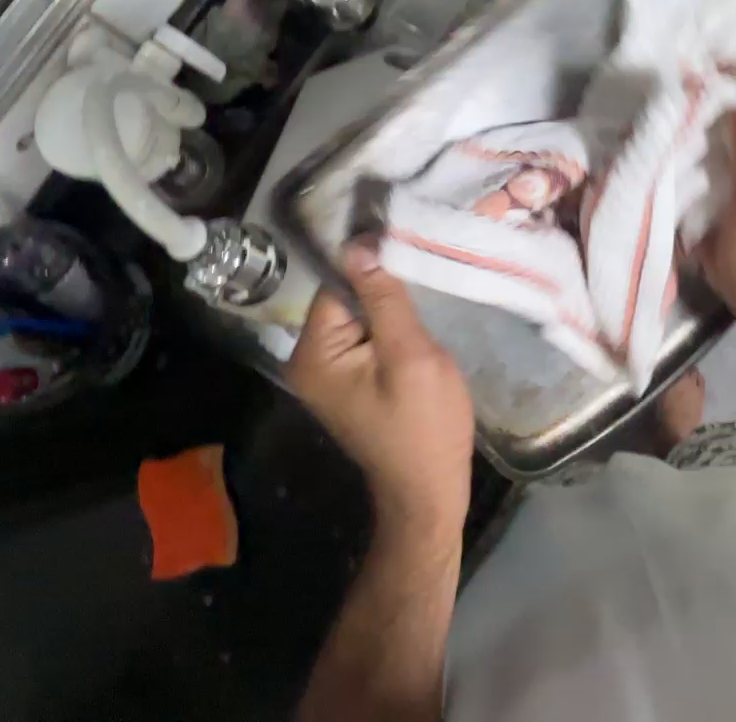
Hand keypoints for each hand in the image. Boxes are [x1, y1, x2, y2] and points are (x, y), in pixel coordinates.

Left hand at [289, 245, 475, 535]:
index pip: (337, 284)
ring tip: (425, 302)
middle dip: (383, 289)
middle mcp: (307, 359)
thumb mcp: (410, 355)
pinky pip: (364, 338)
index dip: (374, 266)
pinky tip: (415, 330)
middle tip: (425, 279)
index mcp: (313, 353)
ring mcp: (325, 373)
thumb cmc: (424, 426)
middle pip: (345, 298)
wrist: (428, 492)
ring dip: (389, 308)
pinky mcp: (346, 381)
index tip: (411, 250)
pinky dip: (389, 330)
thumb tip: (359, 244)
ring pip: (358, 317)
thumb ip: (383, 298)